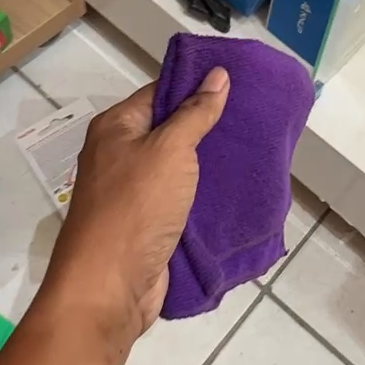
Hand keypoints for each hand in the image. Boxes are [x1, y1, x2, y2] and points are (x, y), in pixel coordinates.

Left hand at [45, 68, 228, 359]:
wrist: (109, 290)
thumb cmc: (135, 208)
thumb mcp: (170, 149)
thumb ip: (196, 112)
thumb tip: (218, 74)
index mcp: (117, 128)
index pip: (161, 92)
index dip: (197, 85)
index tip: (239, 80)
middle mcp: (121, 154)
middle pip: (171, 127)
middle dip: (209, 123)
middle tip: (254, 113)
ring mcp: (135, 191)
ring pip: (181, 164)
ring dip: (211, 159)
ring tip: (255, 144)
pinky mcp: (150, 222)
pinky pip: (183, 196)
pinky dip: (207, 191)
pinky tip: (239, 184)